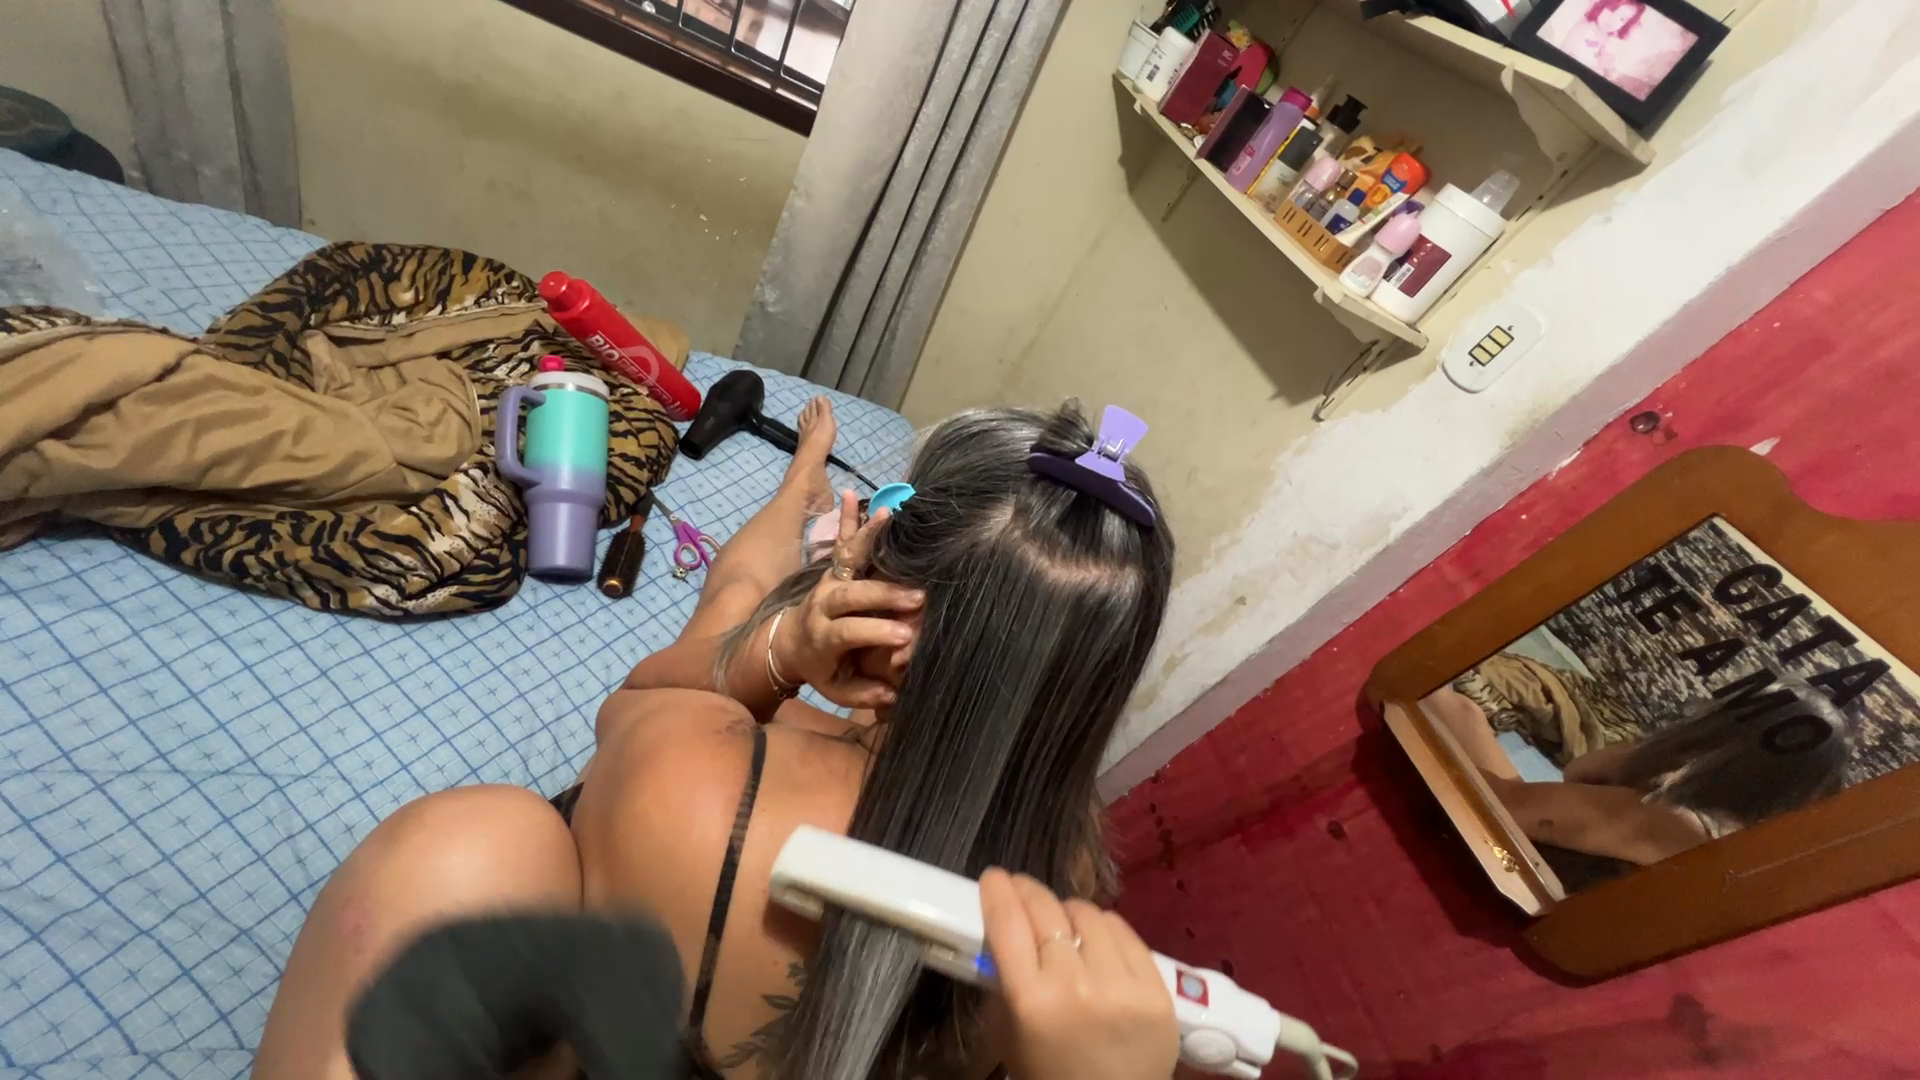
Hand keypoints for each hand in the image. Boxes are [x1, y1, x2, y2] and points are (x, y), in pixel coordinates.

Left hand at [771, 490, 921, 708]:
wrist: (786, 643)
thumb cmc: (820, 668)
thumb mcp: (835, 690)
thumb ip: (863, 694)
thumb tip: (892, 694)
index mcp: (822, 636)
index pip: (849, 632)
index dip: (876, 632)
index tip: (906, 636)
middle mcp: (823, 605)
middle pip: (853, 596)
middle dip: (885, 595)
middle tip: (918, 598)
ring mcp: (828, 582)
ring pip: (847, 559)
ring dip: (868, 537)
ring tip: (887, 516)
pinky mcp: (833, 570)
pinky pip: (842, 541)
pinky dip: (849, 518)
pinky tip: (854, 493)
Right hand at [981, 869, 1178, 1079]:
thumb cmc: (1049, 1075)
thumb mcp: (1012, 1031)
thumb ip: (1008, 976)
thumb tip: (1005, 921)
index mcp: (1032, 1002)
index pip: (1008, 923)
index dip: (998, 891)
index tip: (994, 877)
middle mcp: (1076, 987)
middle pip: (1046, 910)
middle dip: (1028, 891)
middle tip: (1021, 889)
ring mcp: (1121, 987)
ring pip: (1086, 913)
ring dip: (1069, 914)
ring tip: (1064, 926)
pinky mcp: (1156, 991)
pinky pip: (1123, 930)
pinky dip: (1104, 930)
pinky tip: (1096, 941)